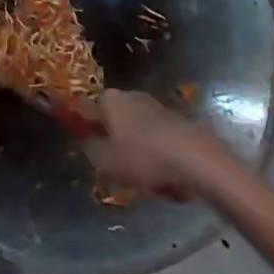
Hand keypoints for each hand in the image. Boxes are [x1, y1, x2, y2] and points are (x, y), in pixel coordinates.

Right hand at [83, 89, 229, 196]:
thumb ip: (89, 147)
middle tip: (111, 165)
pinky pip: (155, 140)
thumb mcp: (105, 160)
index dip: (77, 121)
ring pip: (135, 131)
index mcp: (109, 100)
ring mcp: (156, 107)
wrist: (199, 160)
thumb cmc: (144, 158)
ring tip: (139, 178)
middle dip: (110, 138)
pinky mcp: (177, 122)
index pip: (84, 108)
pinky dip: (154, 154)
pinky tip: (160, 176)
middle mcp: (131, 96)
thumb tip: (84, 139)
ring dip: (133, 149)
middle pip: (112, 119)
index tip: (75, 135)